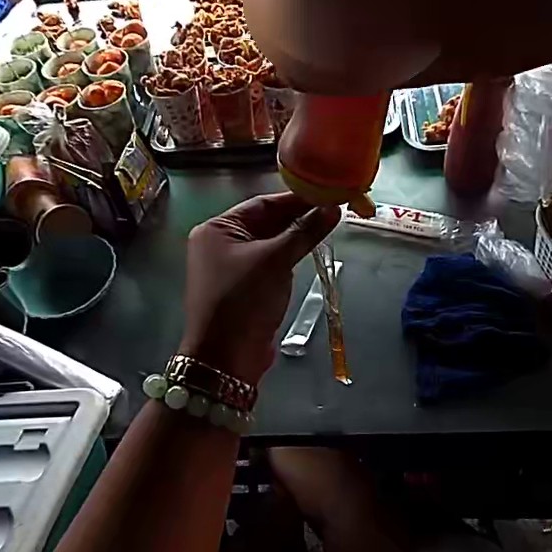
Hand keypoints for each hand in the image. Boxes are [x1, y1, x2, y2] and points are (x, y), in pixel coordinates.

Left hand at [180, 193, 339, 383]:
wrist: (226, 357)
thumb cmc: (244, 300)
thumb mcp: (276, 261)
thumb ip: (305, 232)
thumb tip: (333, 208)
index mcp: (217, 229)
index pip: (263, 204)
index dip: (297, 199)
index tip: (327, 194)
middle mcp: (220, 243)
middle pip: (266, 222)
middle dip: (299, 217)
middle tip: (334, 210)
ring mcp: (232, 267)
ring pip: (270, 243)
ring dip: (297, 237)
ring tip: (329, 226)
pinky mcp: (245, 287)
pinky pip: (270, 262)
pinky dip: (290, 256)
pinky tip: (311, 251)